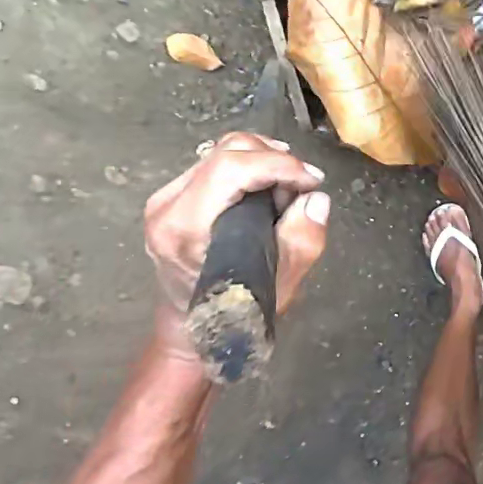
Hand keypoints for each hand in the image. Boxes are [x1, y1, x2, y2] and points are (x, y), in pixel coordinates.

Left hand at [144, 132, 329, 355]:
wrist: (190, 332)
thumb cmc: (235, 314)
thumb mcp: (281, 286)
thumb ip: (302, 241)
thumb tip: (316, 199)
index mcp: (185, 228)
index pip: (231, 168)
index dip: (279, 164)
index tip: (313, 180)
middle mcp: (167, 206)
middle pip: (227, 151)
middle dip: (276, 161)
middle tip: (302, 189)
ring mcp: (166, 198)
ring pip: (224, 151)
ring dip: (266, 162)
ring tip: (287, 192)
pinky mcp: (174, 195)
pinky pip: (219, 163)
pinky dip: (252, 167)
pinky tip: (270, 190)